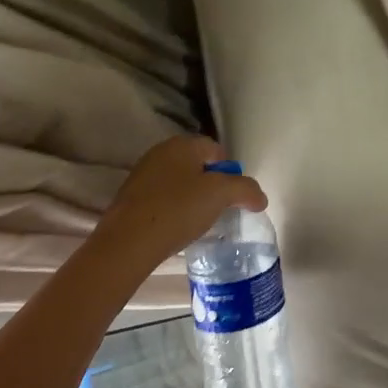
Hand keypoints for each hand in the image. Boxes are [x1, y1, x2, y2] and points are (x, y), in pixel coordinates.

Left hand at [95, 135, 267, 268]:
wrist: (127, 243)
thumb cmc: (177, 210)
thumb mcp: (220, 195)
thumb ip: (245, 190)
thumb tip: (260, 197)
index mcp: (182, 144)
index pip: (216, 150)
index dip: (229, 172)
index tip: (233, 197)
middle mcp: (160, 152)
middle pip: (197, 165)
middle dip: (211, 185)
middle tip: (218, 209)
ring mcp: (142, 175)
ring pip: (178, 182)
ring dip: (191, 198)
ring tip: (197, 222)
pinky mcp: (130, 198)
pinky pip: (161, 198)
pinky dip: (172, 210)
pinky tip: (175, 229)